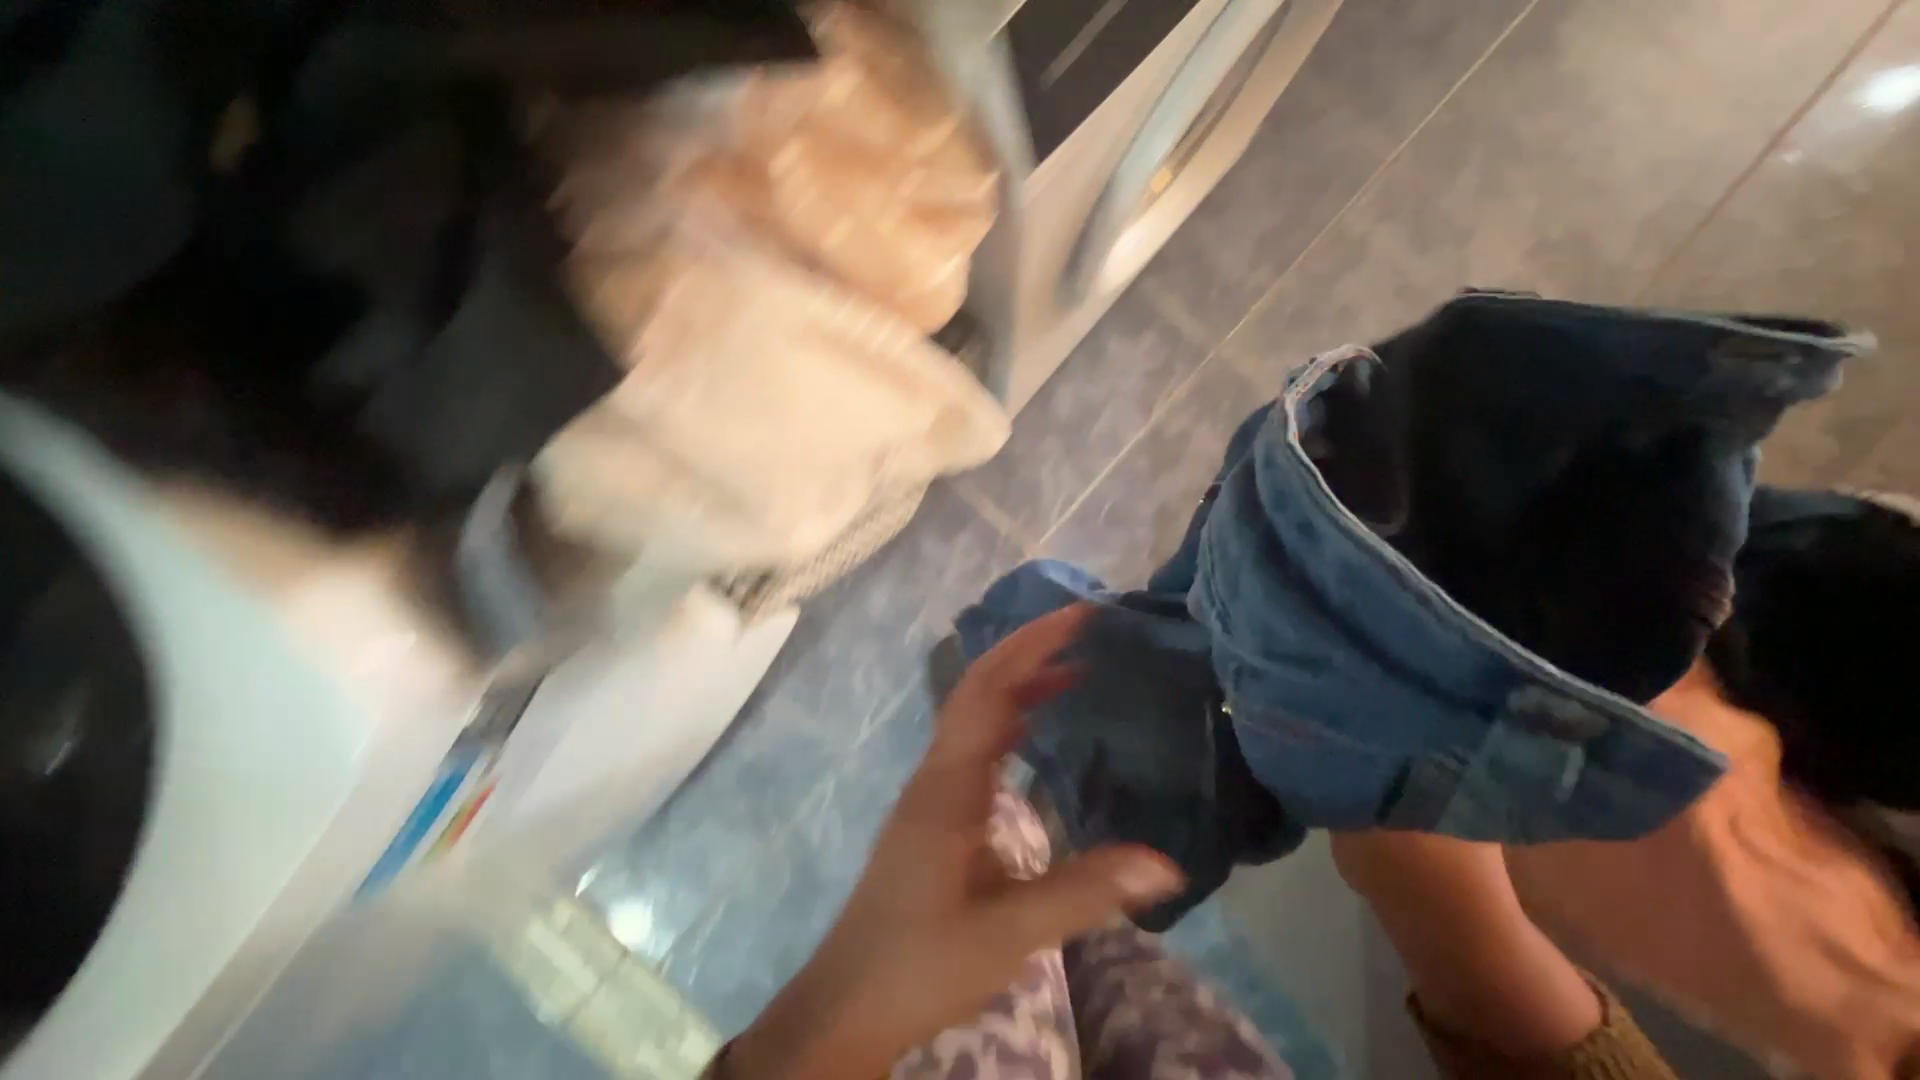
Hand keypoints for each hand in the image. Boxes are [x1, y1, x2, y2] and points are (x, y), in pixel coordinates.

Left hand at [727, 605, 1185, 1079]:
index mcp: (947, 786)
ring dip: (1018, 685)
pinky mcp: (932, 818)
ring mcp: (929, 795)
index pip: (988, 690)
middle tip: (1085, 629)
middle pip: (977, 691)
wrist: (848, 1003)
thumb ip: (1082, 893)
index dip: (1031, 645)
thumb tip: (1166, 863)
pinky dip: (1007, 722)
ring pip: (972, 717)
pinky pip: (972, 748)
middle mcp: (934, 776)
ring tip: (1074, 670)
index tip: (1079, 616)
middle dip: (1027, 651)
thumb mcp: (1007, 932)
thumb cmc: (920, 962)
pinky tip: (1035, 735)